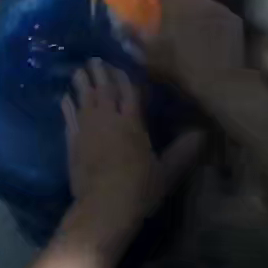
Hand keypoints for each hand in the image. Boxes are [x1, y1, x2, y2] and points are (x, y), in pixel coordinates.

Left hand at [59, 60, 202, 255]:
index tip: (119, 64)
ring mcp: (87, 130)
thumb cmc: (138, 189)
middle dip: (101, 73)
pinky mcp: (72, 143)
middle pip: (104, 90)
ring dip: (82, 84)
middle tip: (94, 59)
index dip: (124, 77)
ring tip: (79, 70)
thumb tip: (202, 133)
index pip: (129, 92)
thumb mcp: (166, 172)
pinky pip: (68, 118)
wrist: (102, 208)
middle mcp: (108, 120)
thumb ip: (183, 151)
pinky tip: (65, 97)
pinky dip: (67, 105)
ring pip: (84, 99)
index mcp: (132, 123)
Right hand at [143, 0, 253, 101]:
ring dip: (197, 17)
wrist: (222, 80)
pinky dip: (214, 26)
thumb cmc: (180, 66)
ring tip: (194, 38)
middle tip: (173, 27)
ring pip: (202, 8)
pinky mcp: (235, 20)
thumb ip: (135, 36)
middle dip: (178, 8)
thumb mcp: (150, 55)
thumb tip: (122, 23)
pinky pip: (219, 18)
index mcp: (174, 3)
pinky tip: (213, 43)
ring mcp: (219, 8)